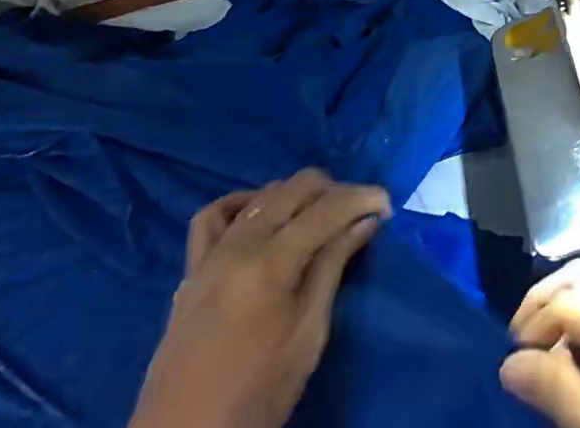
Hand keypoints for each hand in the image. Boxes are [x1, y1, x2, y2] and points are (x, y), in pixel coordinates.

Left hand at [129, 169, 391, 427]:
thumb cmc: (259, 390)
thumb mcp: (309, 331)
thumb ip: (333, 266)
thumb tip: (365, 221)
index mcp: (270, 262)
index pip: (327, 208)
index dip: (363, 198)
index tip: (387, 207)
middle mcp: (238, 246)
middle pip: (295, 188)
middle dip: (335, 191)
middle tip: (358, 215)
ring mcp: (210, 255)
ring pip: (262, 195)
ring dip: (298, 197)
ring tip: (321, 219)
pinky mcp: (191, 271)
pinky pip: (213, 217)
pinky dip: (242, 205)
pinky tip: (261, 218)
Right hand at [501, 261, 579, 427]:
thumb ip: (559, 393)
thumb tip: (510, 361)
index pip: (569, 298)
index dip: (533, 325)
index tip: (511, 366)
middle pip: (579, 279)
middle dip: (540, 306)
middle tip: (519, 353)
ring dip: (551, 319)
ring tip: (535, 363)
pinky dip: (566, 335)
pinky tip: (560, 370)